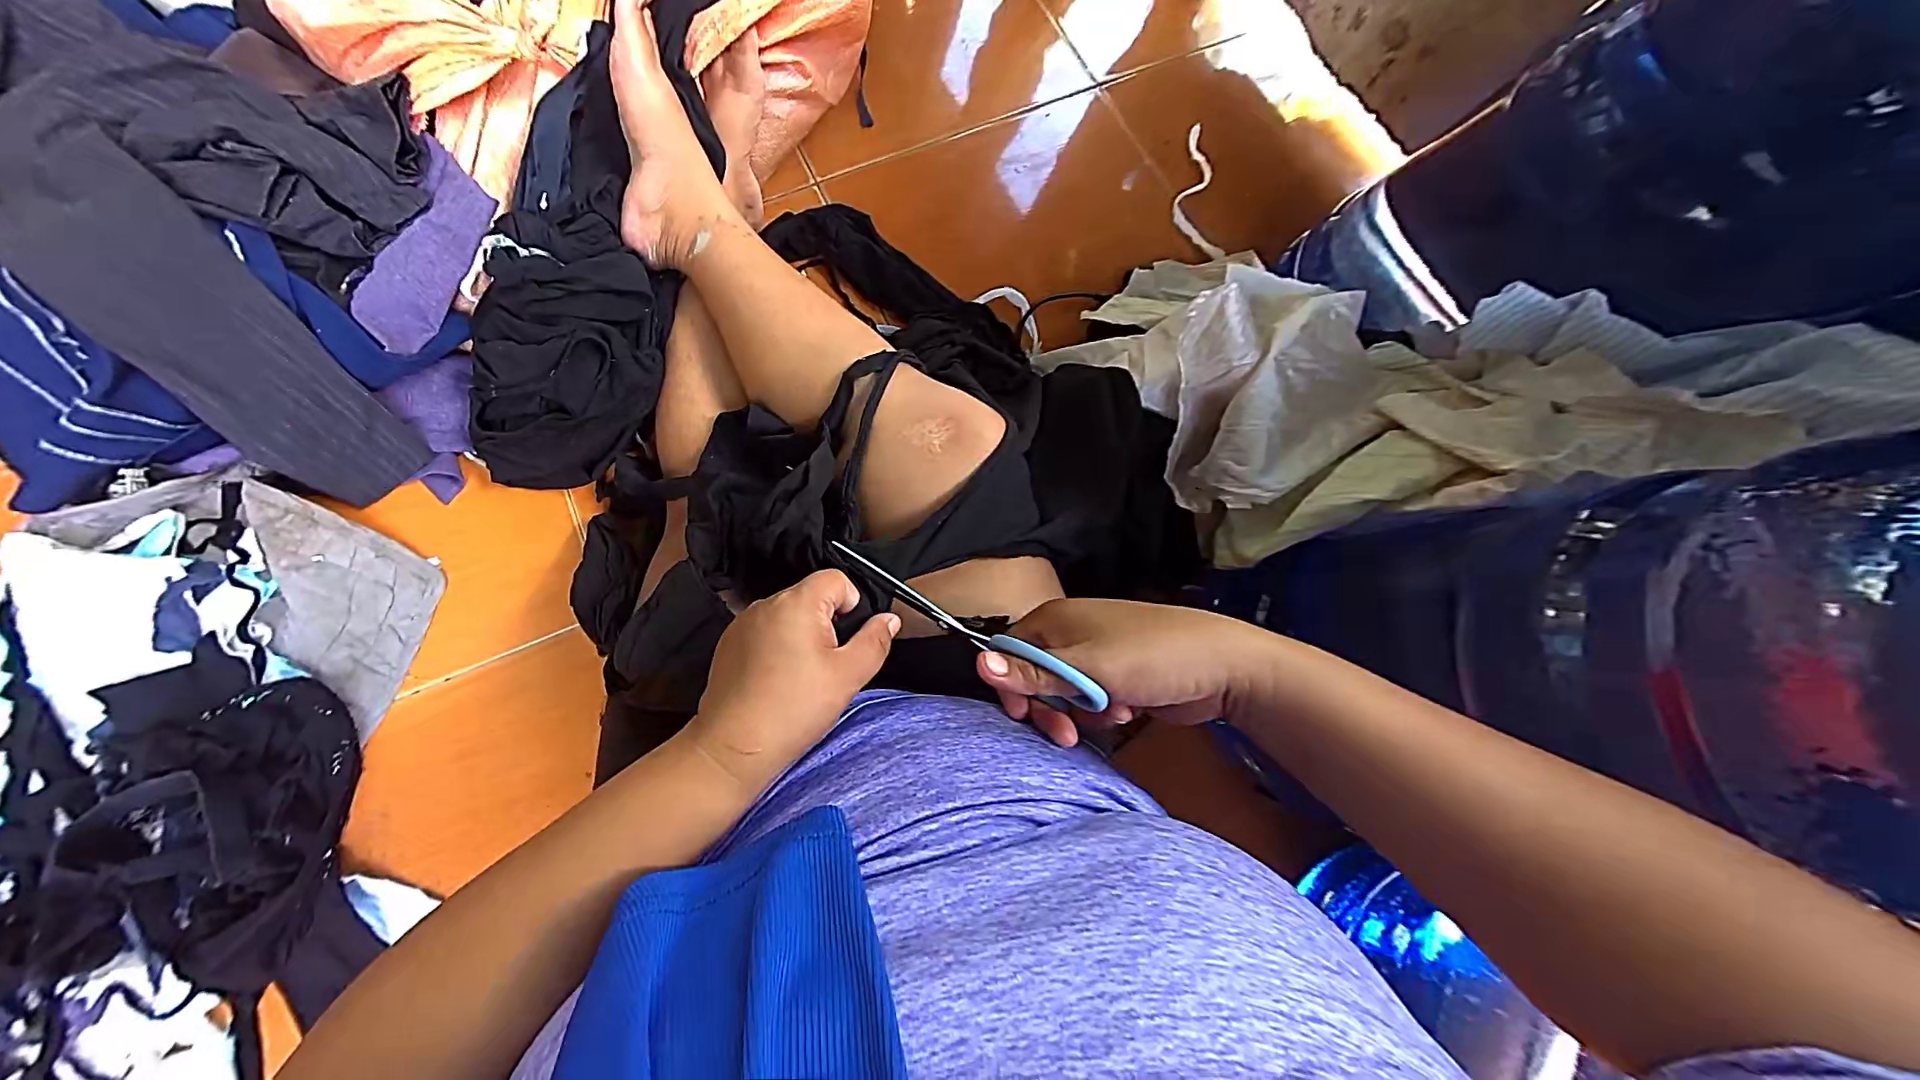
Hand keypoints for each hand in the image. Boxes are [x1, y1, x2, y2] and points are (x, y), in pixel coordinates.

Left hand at [688, 570, 900, 790]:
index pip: (836, 578)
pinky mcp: (731, 643)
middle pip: (813, 597)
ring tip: (801, 678)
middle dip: (827, 624)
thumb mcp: (848, 676)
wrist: (734, 747)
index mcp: (796, 604)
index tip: (848, 637)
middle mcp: (766, 605)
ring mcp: (744, 623)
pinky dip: (778, 648)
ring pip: (790, 616)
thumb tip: (888, 620)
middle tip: (827, 665)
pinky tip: (780, 681)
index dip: (852, 604)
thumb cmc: (789, 712)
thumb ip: (875, 641)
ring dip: (802, 636)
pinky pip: (766, 632)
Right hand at [975, 599, 1278, 746]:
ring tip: (1112, 716)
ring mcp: (1097, 652)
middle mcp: (1072, 632)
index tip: (1023, 716)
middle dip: (1050, 707)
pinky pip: (1092, 698)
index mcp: (1057, 619)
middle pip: (1036, 675)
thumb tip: (978, 665)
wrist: (1224, 666)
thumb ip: (1034, 673)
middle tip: (1067, 733)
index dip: (1012, 685)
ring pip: (1065, 692)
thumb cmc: (1152, 658)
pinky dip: (1103, 710)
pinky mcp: (1118, 673)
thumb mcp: (1089, 670)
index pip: (1010, 651)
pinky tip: (1127, 713)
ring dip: (1081, 712)